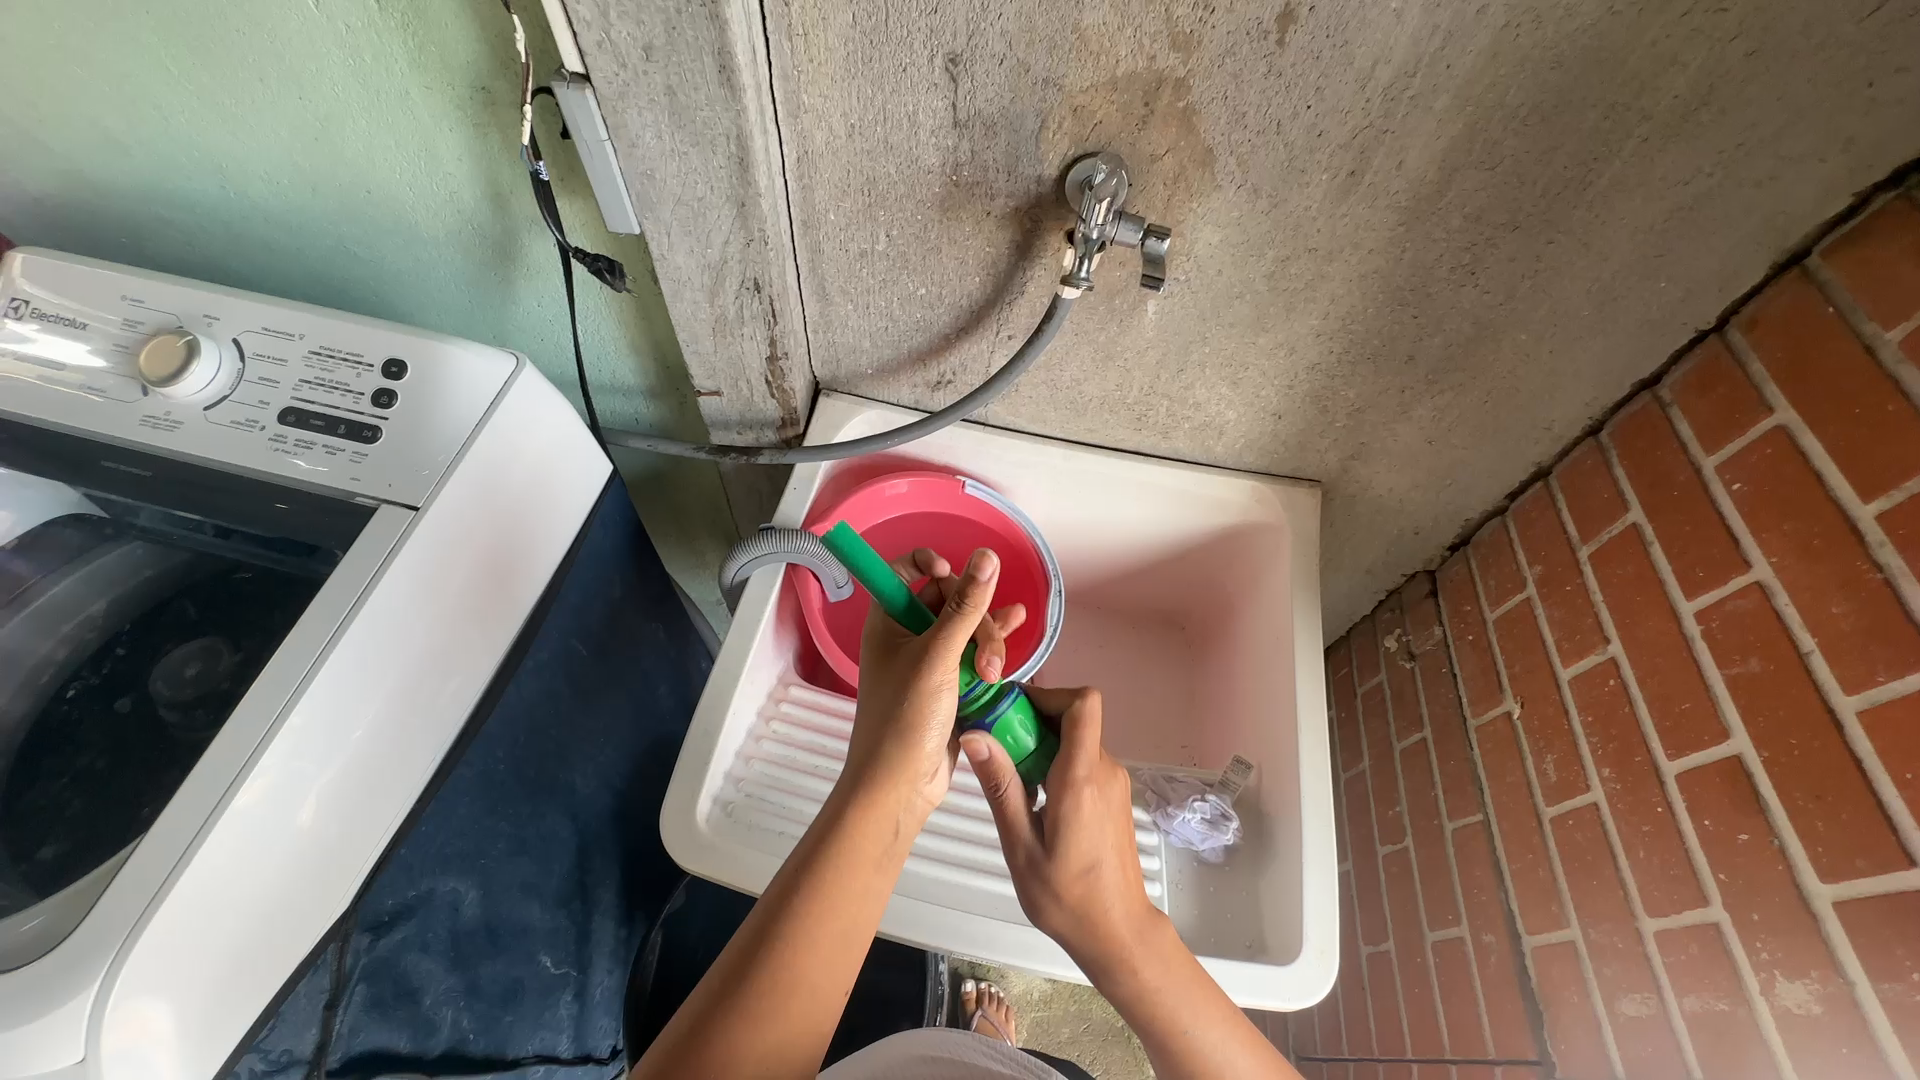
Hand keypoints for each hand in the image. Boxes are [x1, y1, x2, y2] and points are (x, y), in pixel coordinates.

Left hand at [844, 548, 1026, 816]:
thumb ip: (966, 606)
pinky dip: (994, 646)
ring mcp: (931, 661)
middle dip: (975, 617)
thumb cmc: (905, 717)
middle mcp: (907, 635)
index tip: (952, 572)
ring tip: (998, 668)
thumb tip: (987, 556)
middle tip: (986, 654)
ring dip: (988, 639)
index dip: (929, 564)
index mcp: (888, 621)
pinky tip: (1017, 631)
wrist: (901, 786)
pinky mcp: (952, 684)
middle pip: (948, 600)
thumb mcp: (938, 656)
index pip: (905, 572)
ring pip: (968, 627)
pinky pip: (976, 653)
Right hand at [962, 686, 1163, 963]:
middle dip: (1033, 720)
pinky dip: (1056, 762)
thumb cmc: (1067, 897)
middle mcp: (1104, 770)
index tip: (1011, 713)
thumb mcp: (1021, 846)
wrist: (1118, 932)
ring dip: (1043, 744)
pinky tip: (1034, 797)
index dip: (1047, 694)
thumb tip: (975, 735)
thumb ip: (1001, 787)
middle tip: (997, 745)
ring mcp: (1113, 782)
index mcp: (1082, 777)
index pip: (1082, 703)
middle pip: (1074, 717)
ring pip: (1076, 739)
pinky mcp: (1114, 795)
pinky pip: (1083, 760)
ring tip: (1010, 776)